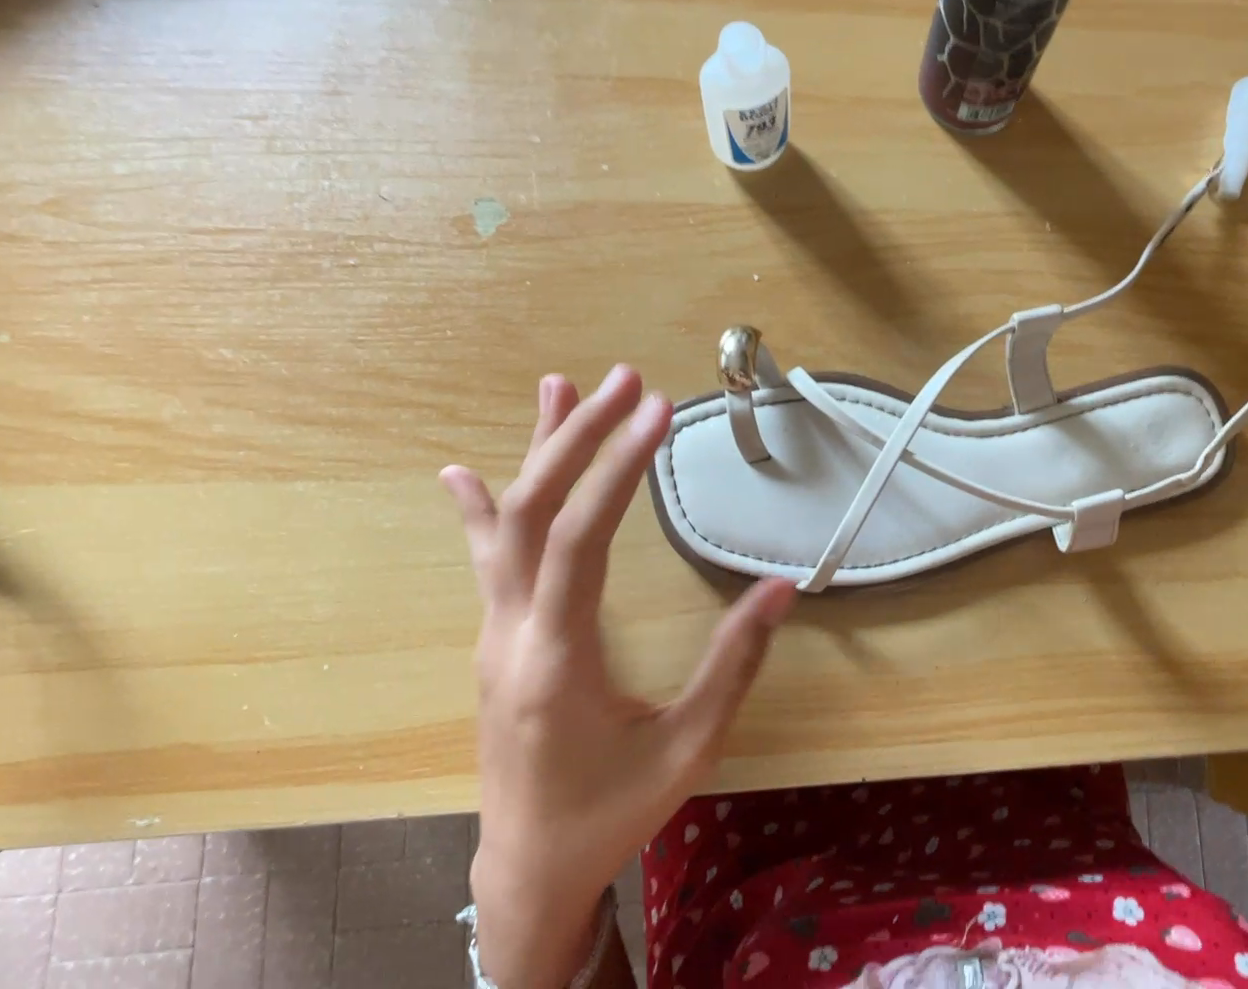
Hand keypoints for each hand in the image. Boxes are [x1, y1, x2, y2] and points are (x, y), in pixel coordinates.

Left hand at [441, 366, 796, 988]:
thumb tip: (780, 589)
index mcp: (559, 659)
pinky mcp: (498, 638)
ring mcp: (496, 633)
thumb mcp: (687, 748)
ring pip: (503, 526)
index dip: (618, 470)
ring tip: (557, 387)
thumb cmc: (611, 811)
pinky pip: (490, 557)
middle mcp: (513, 633)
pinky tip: (467, 473)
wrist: (526, 867)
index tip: (656, 412)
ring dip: (536, 454)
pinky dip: (485, 507)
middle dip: (580, 438)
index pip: (580, 540)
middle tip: (626, 379)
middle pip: (532, 513)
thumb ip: (733, 666)